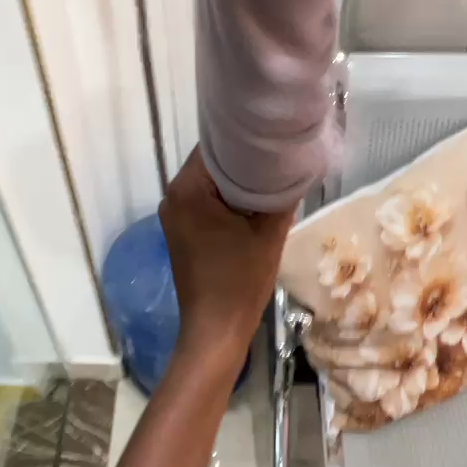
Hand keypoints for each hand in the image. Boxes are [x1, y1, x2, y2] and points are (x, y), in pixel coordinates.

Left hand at [159, 149, 293, 360]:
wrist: (216, 329)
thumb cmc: (240, 281)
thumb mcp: (268, 234)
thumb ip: (280, 195)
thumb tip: (293, 167)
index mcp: (188, 189)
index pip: (216, 145)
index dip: (246, 140)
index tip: (273, 138)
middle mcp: (172, 196)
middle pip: (211, 163)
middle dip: (243, 160)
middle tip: (278, 157)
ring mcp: (173, 215)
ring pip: (209, 184)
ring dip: (236, 182)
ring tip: (270, 178)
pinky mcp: (180, 231)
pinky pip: (204, 202)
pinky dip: (226, 200)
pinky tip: (253, 203)